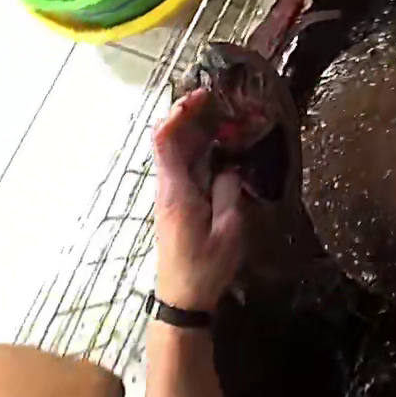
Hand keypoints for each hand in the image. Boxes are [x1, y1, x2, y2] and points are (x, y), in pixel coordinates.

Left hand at [152, 90, 243, 311]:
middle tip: (222, 99)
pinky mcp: (180, 199)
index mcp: (176, 191)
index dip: (178, 113)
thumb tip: (229, 166)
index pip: (165, 141)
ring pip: (180, 148)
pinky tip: (225, 142)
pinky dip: (203, 146)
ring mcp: (172, 192)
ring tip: (229, 115)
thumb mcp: (229, 230)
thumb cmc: (204, 268)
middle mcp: (169, 186)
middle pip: (171, 138)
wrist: (182, 300)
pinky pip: (188, 162)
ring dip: (200, 128)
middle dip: (193, 113)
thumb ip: (229, 192)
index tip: (202, 96)